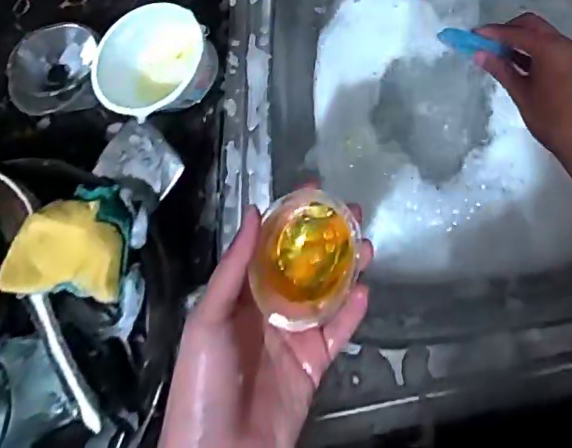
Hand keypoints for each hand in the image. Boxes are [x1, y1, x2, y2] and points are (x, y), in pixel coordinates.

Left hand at [157, 205, 371, 447]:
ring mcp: (292, 337)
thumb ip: (234, 267)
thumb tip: (254, 212)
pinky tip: (365, 292)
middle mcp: (269, 308)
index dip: (290, 215)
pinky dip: (352, 315)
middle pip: (303, 264)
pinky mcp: (312, 367)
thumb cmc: (204, 380)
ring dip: (347, 269)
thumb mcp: (208, 317)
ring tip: (367, 244)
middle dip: (327, 238)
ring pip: (325, 294)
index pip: (269, 243)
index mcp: (241, 292)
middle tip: (351, 212)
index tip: (313, 190)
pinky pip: (335, 335)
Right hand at [474, 12, 571, 168]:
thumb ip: (500, 69)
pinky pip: (546, 46)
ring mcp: (568, 54)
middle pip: (529, 25)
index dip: (492, 32)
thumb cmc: (552, 119)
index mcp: (550, 49)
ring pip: (538, 34)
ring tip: (494, 52)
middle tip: (486, 43)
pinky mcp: (570, 64)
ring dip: (517, 38)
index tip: (471, 35)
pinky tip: (512, 61)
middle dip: (506, 30)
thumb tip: (478, 53)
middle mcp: (562, 44)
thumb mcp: (521, 93)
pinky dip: (528, 49)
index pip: (515, 32)